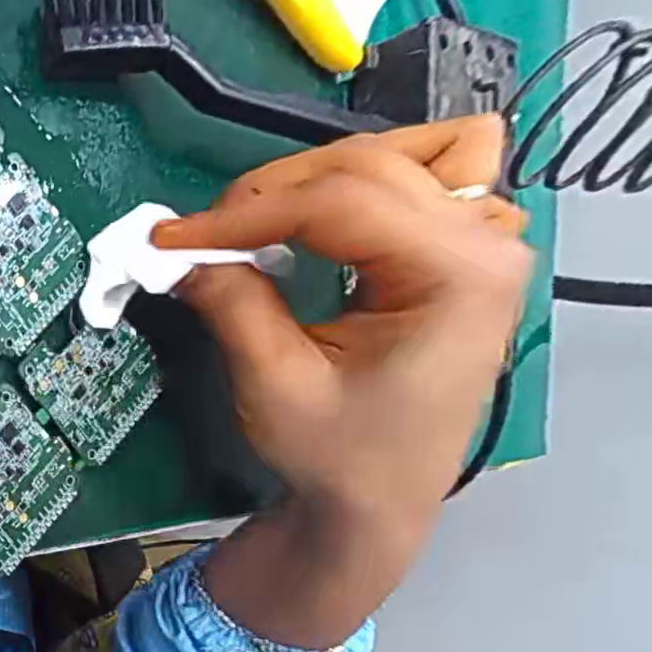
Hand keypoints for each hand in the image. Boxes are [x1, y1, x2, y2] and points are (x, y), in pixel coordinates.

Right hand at [152, 116, 534, 648]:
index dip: (242, 214)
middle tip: (199, 237)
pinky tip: (327, 217)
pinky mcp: (457, 255)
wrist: (375, 497)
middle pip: (370, 167)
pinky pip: (429, 179)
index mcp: (454, 274)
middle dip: (270, 193)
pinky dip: (369, 181)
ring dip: (322, 176)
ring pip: (411, 155)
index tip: (167, 239)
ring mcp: (480, 242)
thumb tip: (184, 259)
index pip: (338, 203)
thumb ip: (234, 308)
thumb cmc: (333, 452)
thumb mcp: (273, 384)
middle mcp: (485, 240)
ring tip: (260, 220)